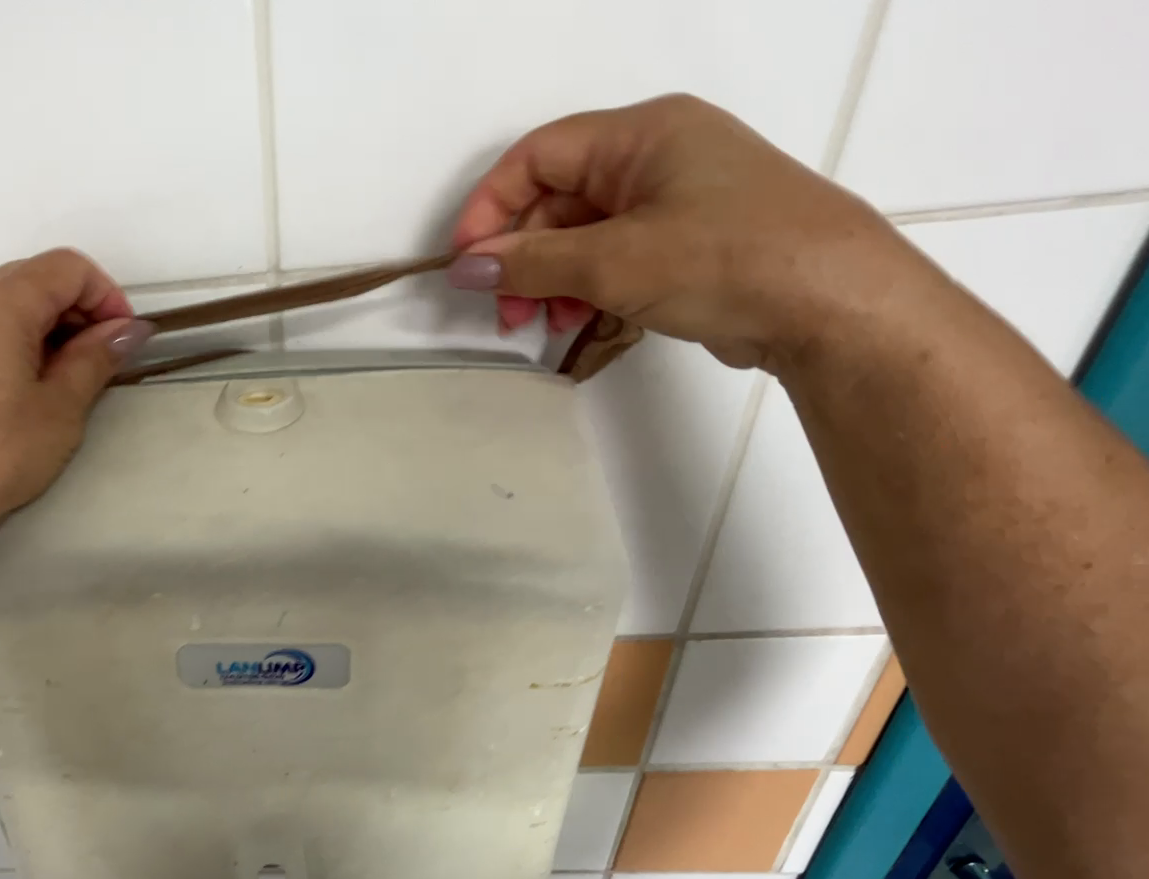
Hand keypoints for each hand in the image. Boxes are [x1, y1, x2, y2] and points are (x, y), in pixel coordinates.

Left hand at [0, 249, 153, 534]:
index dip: (106, 296)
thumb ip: (97, 357)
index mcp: (1, 304)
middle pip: (38, 276)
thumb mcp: (62, 406)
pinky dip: (24, 337)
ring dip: (53, 324)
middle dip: (81, 308)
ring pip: (13, 299)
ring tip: (72, 376)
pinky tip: (36, 384)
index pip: (67, 268)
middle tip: (103, 358)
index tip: (123, 339)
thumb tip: (129, 330)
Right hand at [447, 94, 941, 370]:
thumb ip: (530, 263)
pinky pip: (612, 257)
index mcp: (641, 135)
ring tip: (543, 323)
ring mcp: (673, 201)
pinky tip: (577, 321)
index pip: (537, 157)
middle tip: (506, 310)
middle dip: (522, 256)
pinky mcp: (685, 243)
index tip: (465, 262)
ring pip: (581, 234)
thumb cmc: (724, 260)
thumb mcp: (613, 262)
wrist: (834, 305)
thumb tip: (464, 267)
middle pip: (556, 199)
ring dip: (550, 279)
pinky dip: (584, 288)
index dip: (490, 206)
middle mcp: (656, 157)